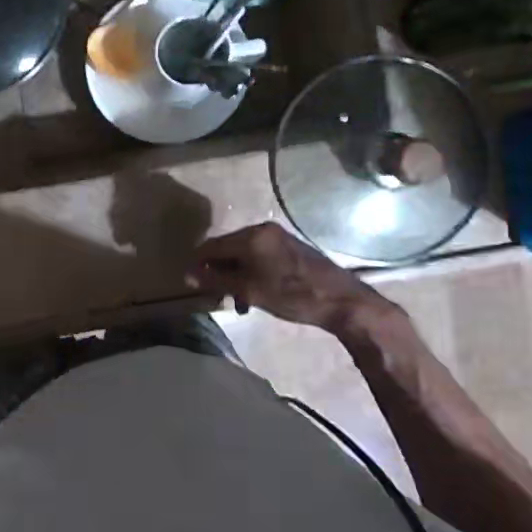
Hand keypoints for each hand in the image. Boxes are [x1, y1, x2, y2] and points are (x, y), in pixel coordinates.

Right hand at [187, 223, 394, 334]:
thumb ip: (216, 280)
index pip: (211, 246)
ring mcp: (279, 238)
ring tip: (239, 302)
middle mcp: (263, 230)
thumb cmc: (292, 294)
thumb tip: (188, 275)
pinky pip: (260, 257)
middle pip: (228, 249)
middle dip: (218, 272)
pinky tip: (256, 293)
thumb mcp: (249, 289)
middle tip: (217, 296)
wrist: (342, 301)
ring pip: (244, 255)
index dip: (197, 264)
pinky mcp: (291, 248)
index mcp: (251, 235)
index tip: (189, 283)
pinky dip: (252, 273)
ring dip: (236, 276)